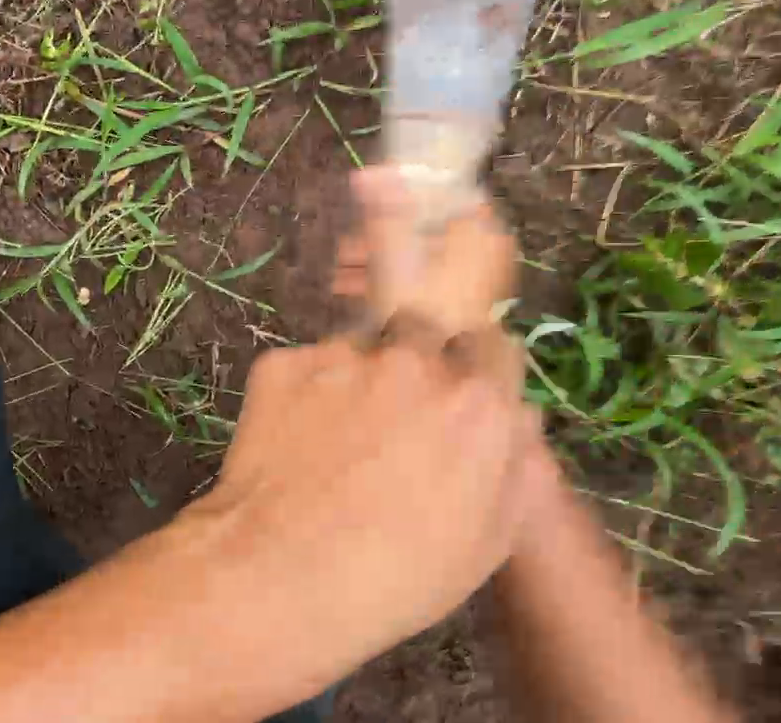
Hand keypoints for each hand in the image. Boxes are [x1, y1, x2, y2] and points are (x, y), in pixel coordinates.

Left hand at [185, 169, 546, 693]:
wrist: (285, 564)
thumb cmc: (399, 566)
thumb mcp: (488, 528)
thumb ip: (503, 453)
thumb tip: (501, 410)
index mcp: (481, 403)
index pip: (492, 337)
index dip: (475, 343)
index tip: (464, 337)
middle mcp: (413, 362)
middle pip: (433, 289)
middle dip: (428, 256)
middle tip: (393, 214)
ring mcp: (339, 355)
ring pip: (358, 338)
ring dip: (356, 364)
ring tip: (335, 425)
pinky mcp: (278, 361)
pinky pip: (304, 364)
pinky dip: (306, 390)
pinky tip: (295, 437)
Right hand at [332, 166, 517, 338]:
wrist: (442, 367)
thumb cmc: (420, 303)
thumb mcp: (394, 250)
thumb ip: (383, 210)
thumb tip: (366, 173)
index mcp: (478, 231)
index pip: (441, 192)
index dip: (399, 193)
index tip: (364, 205)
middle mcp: (483, 250)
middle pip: (423, 226)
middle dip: (378, 235)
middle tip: (345, 251)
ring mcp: (473, 277)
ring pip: (418, 253)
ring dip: (377, 260)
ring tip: (342, 279)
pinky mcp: (460, 300)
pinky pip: (421, 277)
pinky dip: (392, 278)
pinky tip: (358, 293)